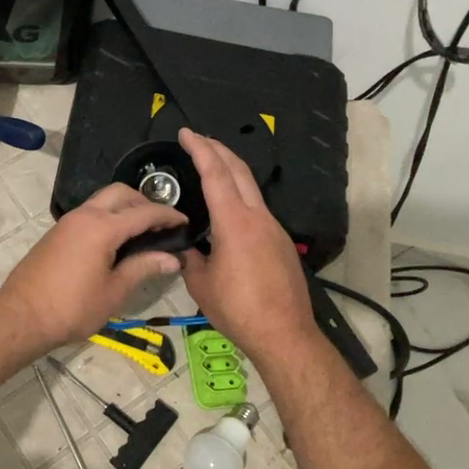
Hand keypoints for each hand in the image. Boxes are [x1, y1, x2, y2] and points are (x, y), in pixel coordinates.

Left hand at [0, 183, 185, 357]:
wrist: (21, 317)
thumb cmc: (72, 308)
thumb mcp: (114, 291)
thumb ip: (143, 268)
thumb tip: (173, 258)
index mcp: (102, 227)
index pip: (144, 212)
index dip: (168, 216)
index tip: (186, 222)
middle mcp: (84, 215)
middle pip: (120, 194)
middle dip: (144, 202)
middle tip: (161, 224)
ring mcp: (67, 222)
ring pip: (102, 201)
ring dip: (124, 208)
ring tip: (142, 233)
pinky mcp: (56, 233)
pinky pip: (88, 214)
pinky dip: (107, 217)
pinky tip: (116, 241)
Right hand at [177, 128, 326, 362]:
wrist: (284, 334)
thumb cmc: (238, 309)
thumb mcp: (200, 283)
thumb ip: (190, 257)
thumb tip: (185, 246)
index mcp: (234, 222)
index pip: (216, 174)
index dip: (200, 149)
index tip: (186, 134)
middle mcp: (258, 217)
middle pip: (239, 171)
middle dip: (218, 149)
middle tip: (197, 140)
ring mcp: (273, 229)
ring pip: (251, 188)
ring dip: (230, 171)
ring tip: (209, 168)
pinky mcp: (280, 243)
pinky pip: (257, 209)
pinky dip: (239, 195)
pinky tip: (226, 209)